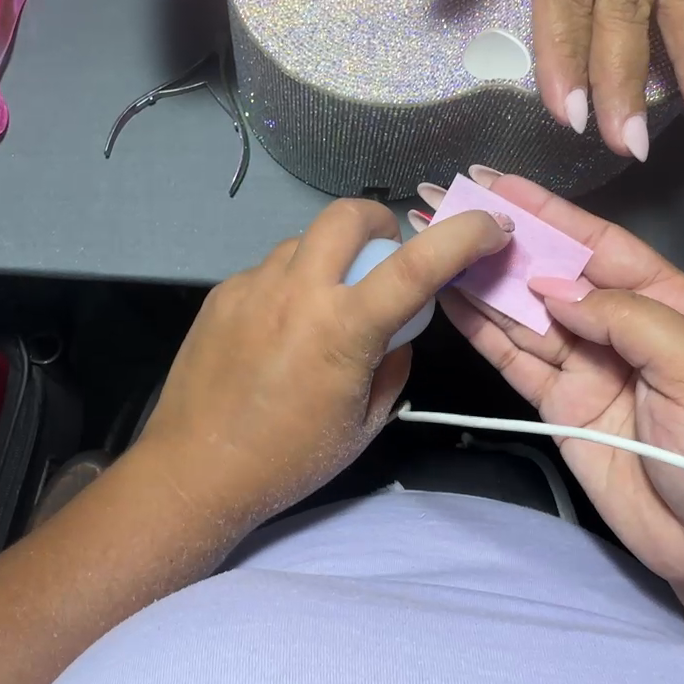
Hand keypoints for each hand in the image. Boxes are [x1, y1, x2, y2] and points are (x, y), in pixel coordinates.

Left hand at [137, 199, 513, 530]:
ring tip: (321, 306)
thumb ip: (392, 365)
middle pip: (346, 214)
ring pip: (303, 241)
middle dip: (377, 221)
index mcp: (342, 328)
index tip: (488, 225)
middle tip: (382, 253)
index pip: (416, 265)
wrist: (194, 469)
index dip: (462, 235)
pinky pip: (270, 270)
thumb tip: (397, 331)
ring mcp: (252, 285)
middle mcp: (296, 291)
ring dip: (327, 258)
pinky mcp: (221, 291)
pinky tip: (278, 330)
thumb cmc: (289, 459)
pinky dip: (290, 285)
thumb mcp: (363, 423)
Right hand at [435, 168, 683, 612]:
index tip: (495, 182)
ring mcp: (587, 366)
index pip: (599, 244)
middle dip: (500, 239)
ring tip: (430, 242)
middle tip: (442, 204)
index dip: (546, 212)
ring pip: (523, 312)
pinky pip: (514, 359)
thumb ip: (628, 317)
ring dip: (478, 278)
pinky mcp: (559, 405)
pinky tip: (447, 298)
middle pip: (551, 272)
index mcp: (672, 304)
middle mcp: (622, 327)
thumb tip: (552, 287)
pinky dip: (480, 329)